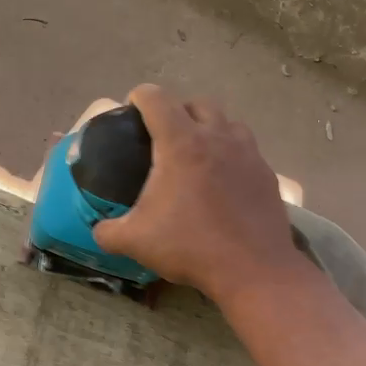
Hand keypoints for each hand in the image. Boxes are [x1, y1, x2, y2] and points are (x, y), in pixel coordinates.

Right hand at [92, 84, 310, 303]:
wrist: (252, 268)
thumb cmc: (189, 246)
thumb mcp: (135, 241)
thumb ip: (108, 231)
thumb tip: (99, 229)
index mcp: (180, 143)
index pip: (157, 99)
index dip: (139, 97)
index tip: (131, 109)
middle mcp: (216, 137)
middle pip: (196, 103)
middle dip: (177, 109)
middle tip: (163, 133)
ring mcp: (247, 152)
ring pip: (227, 121)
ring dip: (209, 127)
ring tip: (196, 152)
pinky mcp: (266, 172)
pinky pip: (246, 149)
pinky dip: (230, 153)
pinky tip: (222, 180)